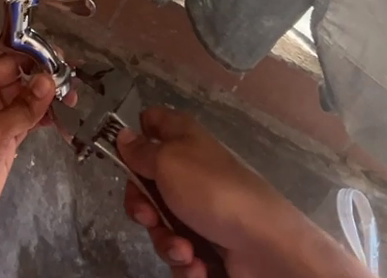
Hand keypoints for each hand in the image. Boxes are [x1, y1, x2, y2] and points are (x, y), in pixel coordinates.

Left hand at [0, 55, 56, 277]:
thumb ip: (23, 106)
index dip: (35, 61)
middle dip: (44, 82)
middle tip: (73, 85)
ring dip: (46, 102)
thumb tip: (47, 81)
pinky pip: (25, 123)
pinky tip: (60, 122)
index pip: (8, 63)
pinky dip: (42, 121)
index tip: (62, 62)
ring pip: (24, 102)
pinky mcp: (1, 144)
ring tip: (72, 103)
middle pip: (18, 81)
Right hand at [118, 107, 370, 277]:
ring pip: (161, 223)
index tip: (126, 157)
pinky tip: (197, 266)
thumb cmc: (211, 191)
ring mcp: (199, 209)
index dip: (136, 137)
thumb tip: (122, 133)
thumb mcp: (167, 162)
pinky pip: (180, 251)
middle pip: (147, 183)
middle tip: (148, 217)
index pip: (152, 122)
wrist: (264, 246)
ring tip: (185, 251)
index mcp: (181, 137)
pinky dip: (185, 263)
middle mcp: (188, 169)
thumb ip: (140, 151)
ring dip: (166, 241)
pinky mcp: (208, 244)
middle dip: (142, 207)